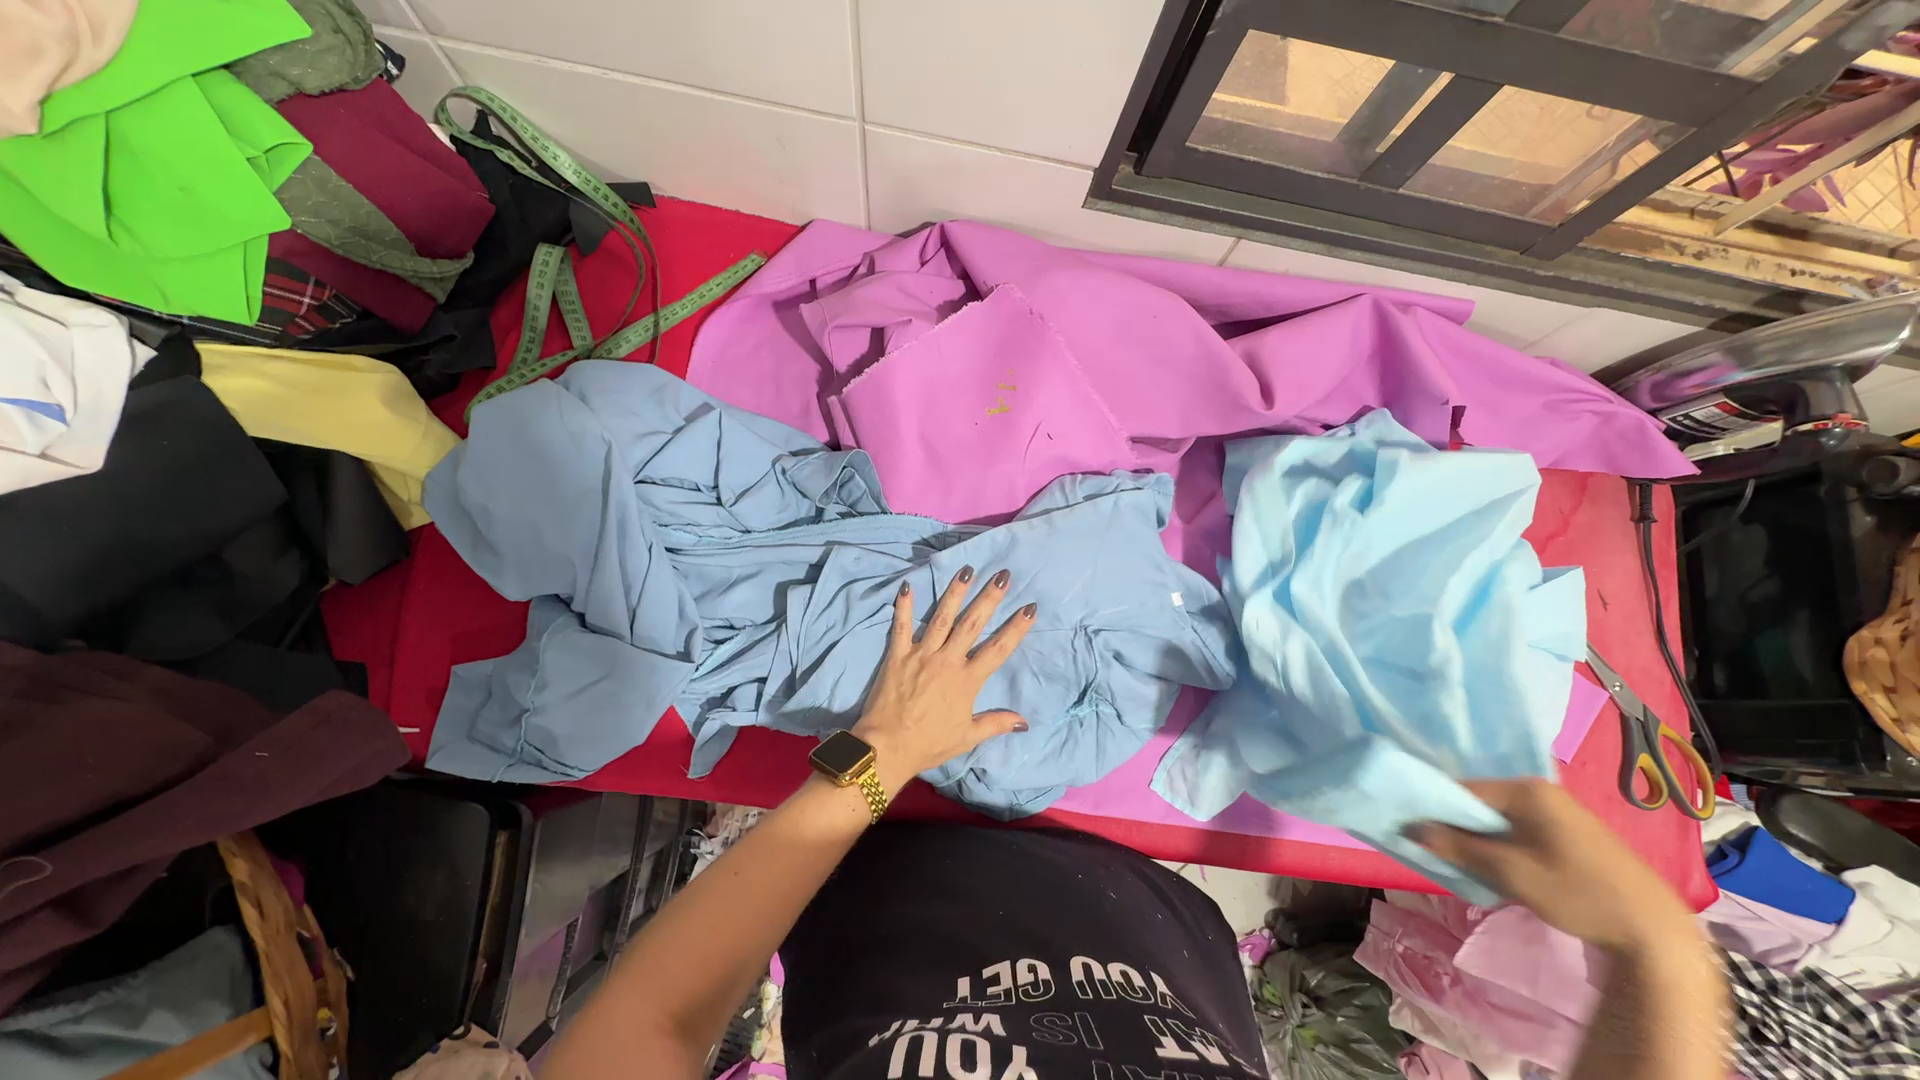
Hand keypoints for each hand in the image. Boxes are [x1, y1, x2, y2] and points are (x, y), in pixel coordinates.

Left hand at [852, 566, 1036, 792]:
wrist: (887, 747)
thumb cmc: (929, 744)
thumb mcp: (967, 737)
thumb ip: (996, 723)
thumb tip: (1025, 722)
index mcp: (967, 680)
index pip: (998, 649)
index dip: (1015, 628)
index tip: (1029, 608)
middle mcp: (947, 661)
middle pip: (972, 623)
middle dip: (989, 598)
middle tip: (1002, 575)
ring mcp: (921, 654)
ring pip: (942, 617)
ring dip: (955, 592)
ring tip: (966, 570)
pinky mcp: (897, 655)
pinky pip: (901, 626)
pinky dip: (904, 606)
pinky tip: (907, 586)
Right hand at [1410, 778, 1695, 952]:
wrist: (1654, 932)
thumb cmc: (1579, 894)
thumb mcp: (1511, 873)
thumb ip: (1458, 847)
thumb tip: (1410, 828)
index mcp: (1526, 791)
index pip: (1461, 788)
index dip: (1431, 806)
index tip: (1408, 826)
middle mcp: (1540, 791)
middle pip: (1479, 802)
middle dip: (1454, 824)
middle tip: (1433, 849)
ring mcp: (1557, 811)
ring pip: (1497, 818)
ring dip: (1477, 837)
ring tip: (1459, 861)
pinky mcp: (1568, 833)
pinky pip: (1517, 828)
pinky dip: (1499, 844)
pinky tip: (1493, 866)